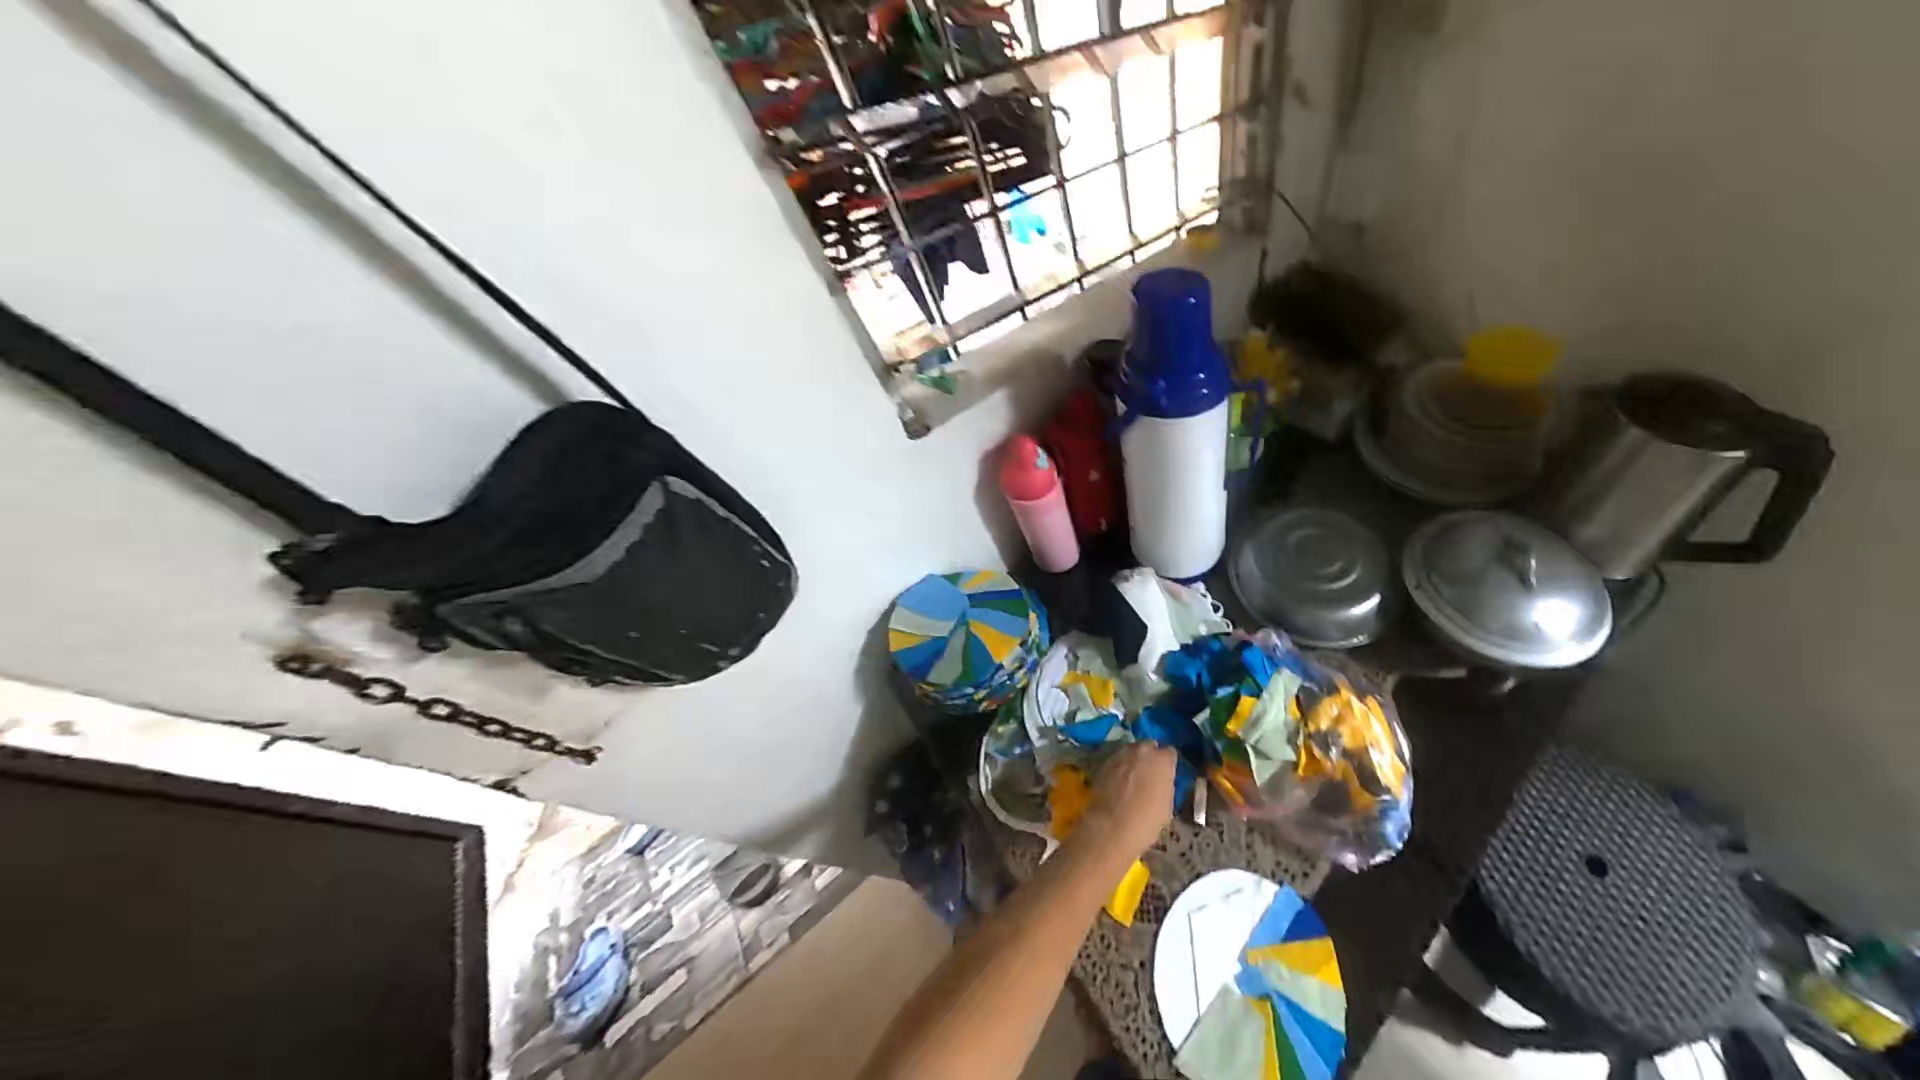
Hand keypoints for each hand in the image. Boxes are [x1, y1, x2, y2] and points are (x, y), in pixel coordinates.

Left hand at [1075, 742, 1176, 868]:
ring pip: (1130, 750)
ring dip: (1133, 759)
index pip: (1169, 753)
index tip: (1167, 773)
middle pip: (1148, 746)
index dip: (1168, 763)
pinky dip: (1119, 766)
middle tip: (1149, 772)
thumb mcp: (1167, 804)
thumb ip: (1165, 784)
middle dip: (1149, 756)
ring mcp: (1120, 754)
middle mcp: (1141, 750)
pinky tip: (1118, 780)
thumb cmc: (1147, 820)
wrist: (1112, 826)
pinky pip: (1116, 760)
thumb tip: (1161, 781)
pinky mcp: (1104, 762)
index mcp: (1162, 760)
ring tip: (1132, 775)